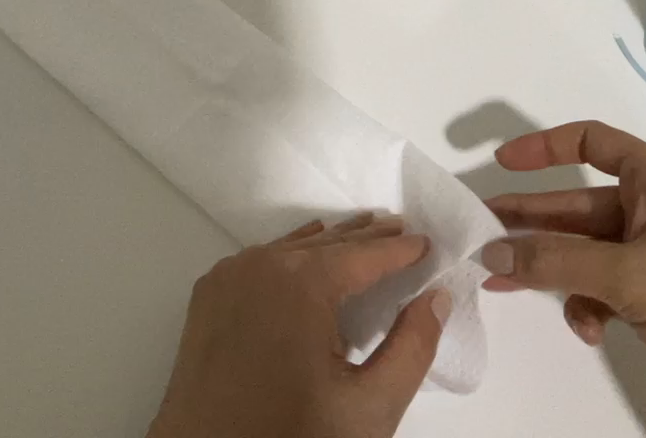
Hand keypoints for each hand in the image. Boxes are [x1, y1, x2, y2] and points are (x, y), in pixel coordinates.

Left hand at [146, 213, 451, 437]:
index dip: (399, 249)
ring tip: (363, 234)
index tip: (427, 242)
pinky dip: (291, 255)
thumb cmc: (292, 436)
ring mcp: (230, 275)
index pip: (364, 255)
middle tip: (400, 227)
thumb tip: (437, 298)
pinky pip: (260, 261)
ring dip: (330, 244)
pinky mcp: (208, 293)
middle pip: (328, 245)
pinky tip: (307, 257)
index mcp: (303, 282)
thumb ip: (412, 348)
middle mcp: (263, 264)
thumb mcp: (368, 408)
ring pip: (292, 248)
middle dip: (367, 239)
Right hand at [480, 121, 645, 437]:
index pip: (591, 142)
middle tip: (480, 234)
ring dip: (550, 268)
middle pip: (576, 204)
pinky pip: (603, 289)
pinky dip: (585, 304)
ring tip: (505, 286)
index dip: (543, 146)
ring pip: (584, 251)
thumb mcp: (633, 276)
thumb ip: (557, 261)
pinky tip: (585, 329)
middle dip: (530, 221)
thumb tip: (490, 253)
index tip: (501, 163)